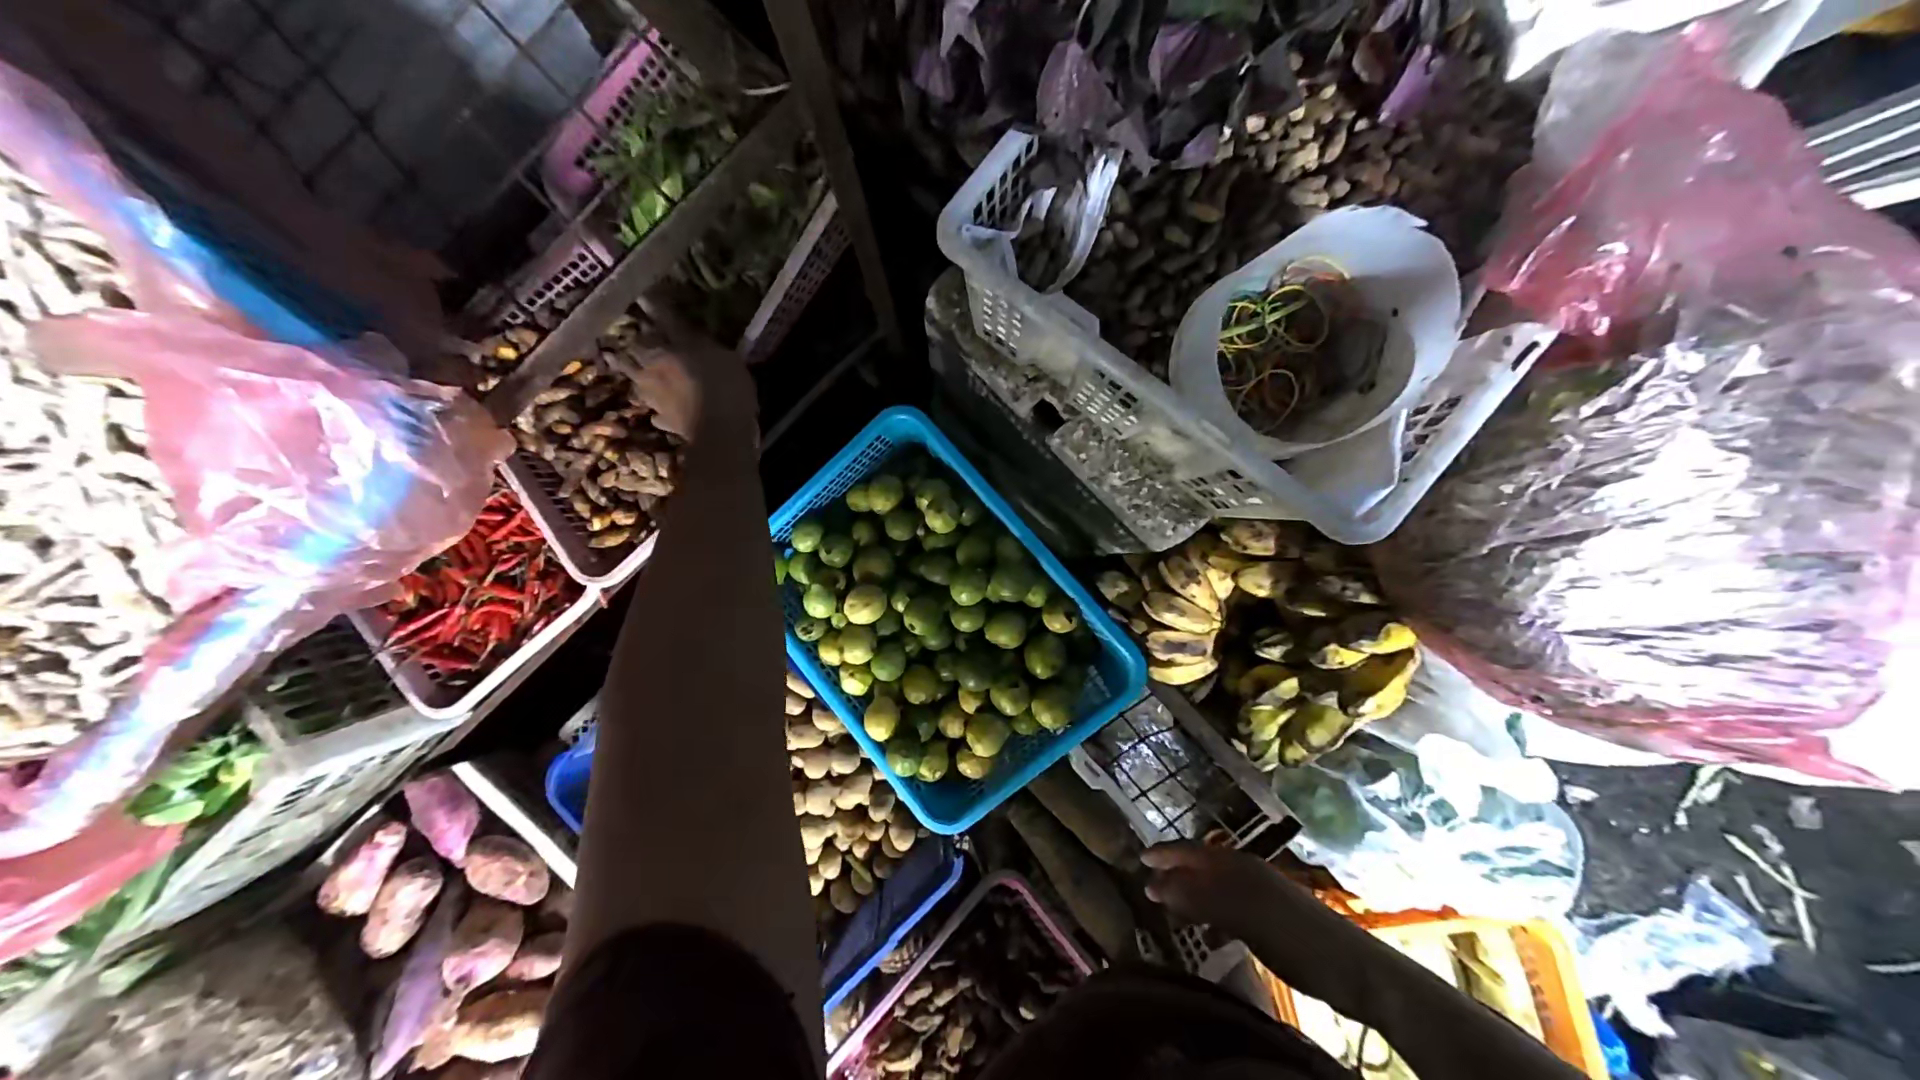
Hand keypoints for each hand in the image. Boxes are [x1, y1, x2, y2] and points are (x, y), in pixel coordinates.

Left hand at [625, 296, 755, 442]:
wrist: (722, 434)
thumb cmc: (722, 386)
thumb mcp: (715, 351)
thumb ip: (690, 335)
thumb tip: (669, 317)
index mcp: (660, 352)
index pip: (650, 326)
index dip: (647, 312)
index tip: (641, 299)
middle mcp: (649, 374)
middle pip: (632, 356)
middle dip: (630, 346)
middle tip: (626, 339)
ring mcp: (655, 402)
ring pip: (637, 385)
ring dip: (634, 377)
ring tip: (633, 372)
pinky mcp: (667, 424)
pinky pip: (656, 415)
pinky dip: (656, 411)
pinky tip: (658, 413)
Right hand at [1143, 842, 1383, 1012]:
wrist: (1356, 971)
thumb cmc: (1296, 938)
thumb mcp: (1243, 916)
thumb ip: (1200, 898)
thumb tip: (1155, 884)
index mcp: (1241, 867)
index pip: (1194, 852)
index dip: (1166, 853)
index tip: (1139, 859)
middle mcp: (1249, 874)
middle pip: (1202, 868)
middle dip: (1175, 874)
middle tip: (1148, 886)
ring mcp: (1262, 897)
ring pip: (1215, 888)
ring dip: (1191, 896)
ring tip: (1169, 910)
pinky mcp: (1272, 921)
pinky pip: (1229, 910)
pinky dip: (1211, 917)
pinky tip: (1207, 936)